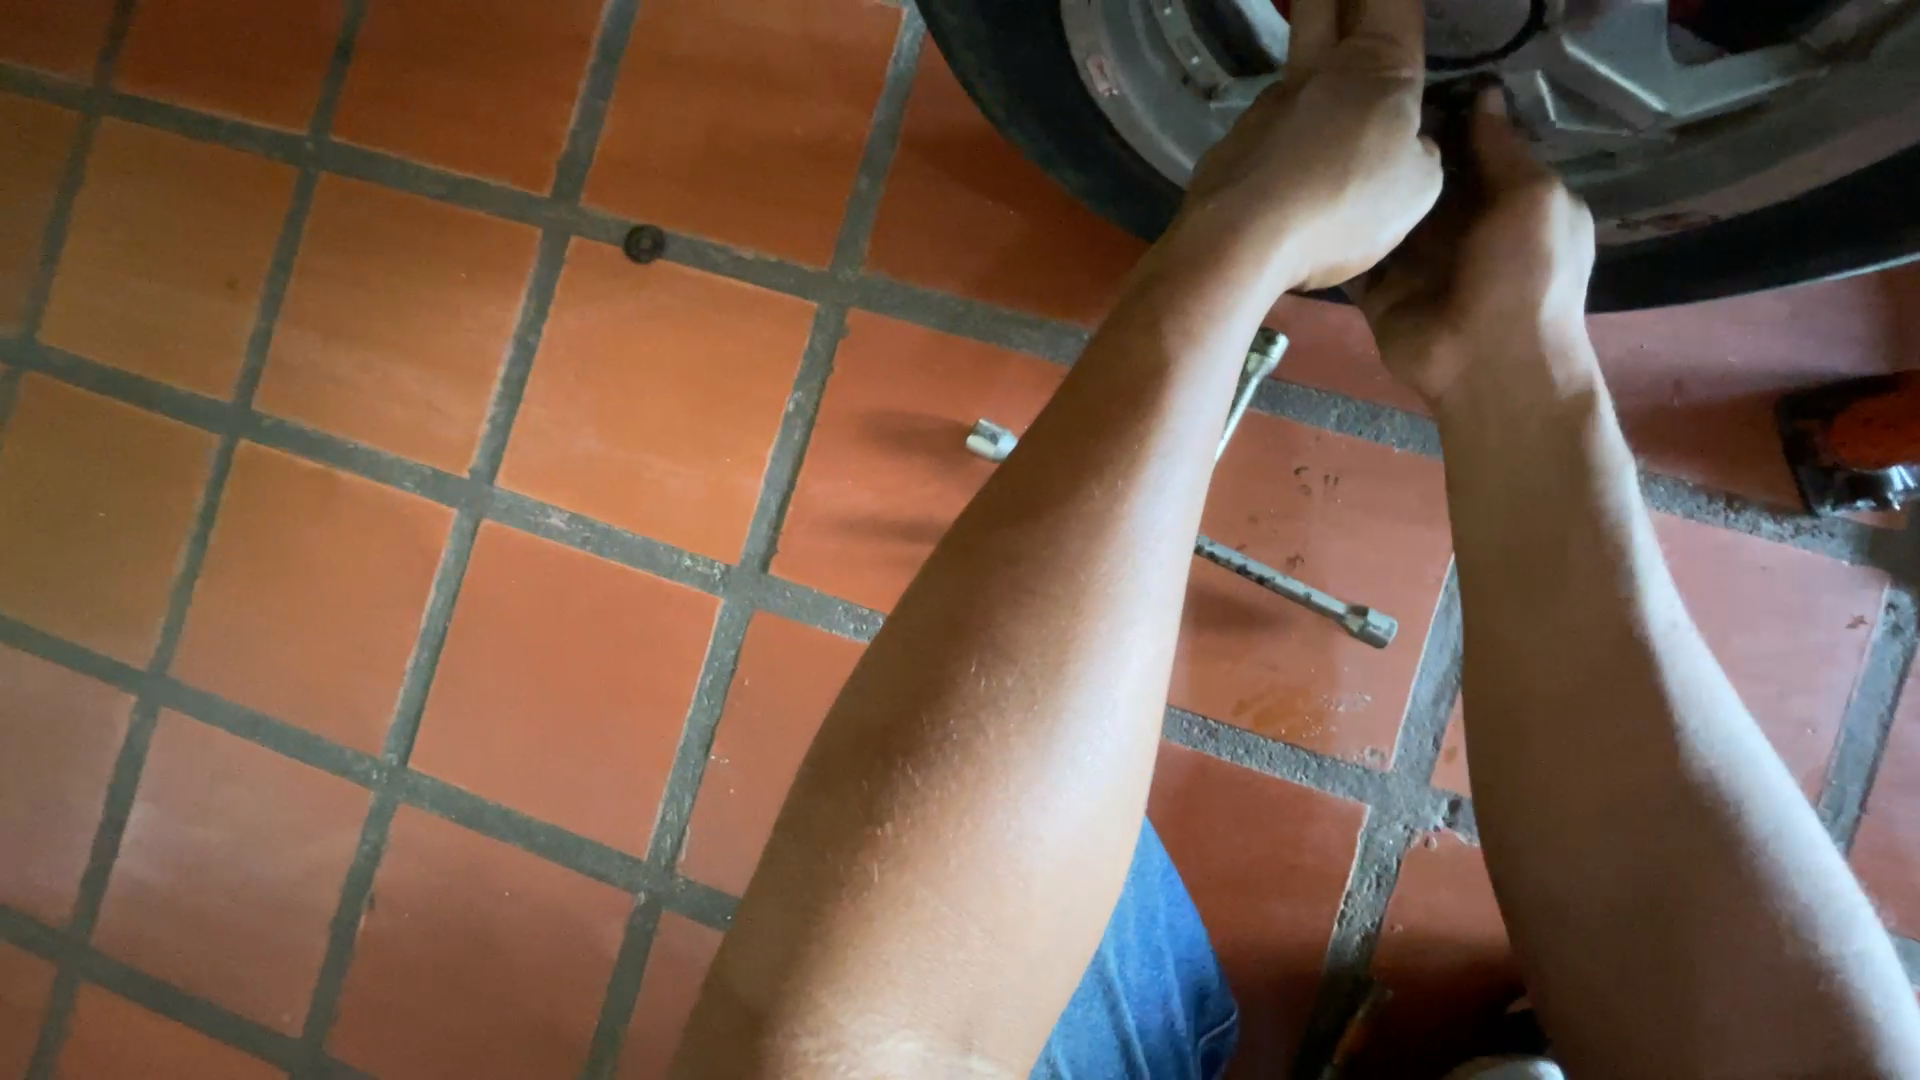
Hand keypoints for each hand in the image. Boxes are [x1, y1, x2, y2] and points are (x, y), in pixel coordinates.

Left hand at [1177, 0, 1442, 291]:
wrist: (1235, 247)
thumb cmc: (1341, 210)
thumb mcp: (1416, 189)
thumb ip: (1417, 156)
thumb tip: (1406, 148)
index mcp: (1375, 69)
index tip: (1382, 1)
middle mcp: (1311, 77)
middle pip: (1318, 12)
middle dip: (1327, 3)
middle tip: (1331, 8)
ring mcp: (1259, 114)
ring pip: (1287, 87)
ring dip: (1301, 96)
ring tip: (1314, 139)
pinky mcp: (1224, 153)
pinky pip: (1256, 146)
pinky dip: (1269, 159)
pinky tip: (1272, 193)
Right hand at [1352, 89, 1597, 407]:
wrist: (1487, 361)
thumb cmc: (1525, 274)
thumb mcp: (1533, 198)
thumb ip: (1503, 150)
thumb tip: (1481, 95)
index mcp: (1503, 202)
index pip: (1470, 151)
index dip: (1444, 122)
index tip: (1408, 91)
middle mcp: (1455, 229)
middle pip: (1420, 185)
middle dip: (1396, 158)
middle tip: (1357, 120)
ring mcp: (1414, 264)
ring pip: (1383, 220)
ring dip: (1361, 196)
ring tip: (1325, 155)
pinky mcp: (1379, 294)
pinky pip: (1354, 263)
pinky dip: (1335, 242)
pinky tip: (1309, 211)